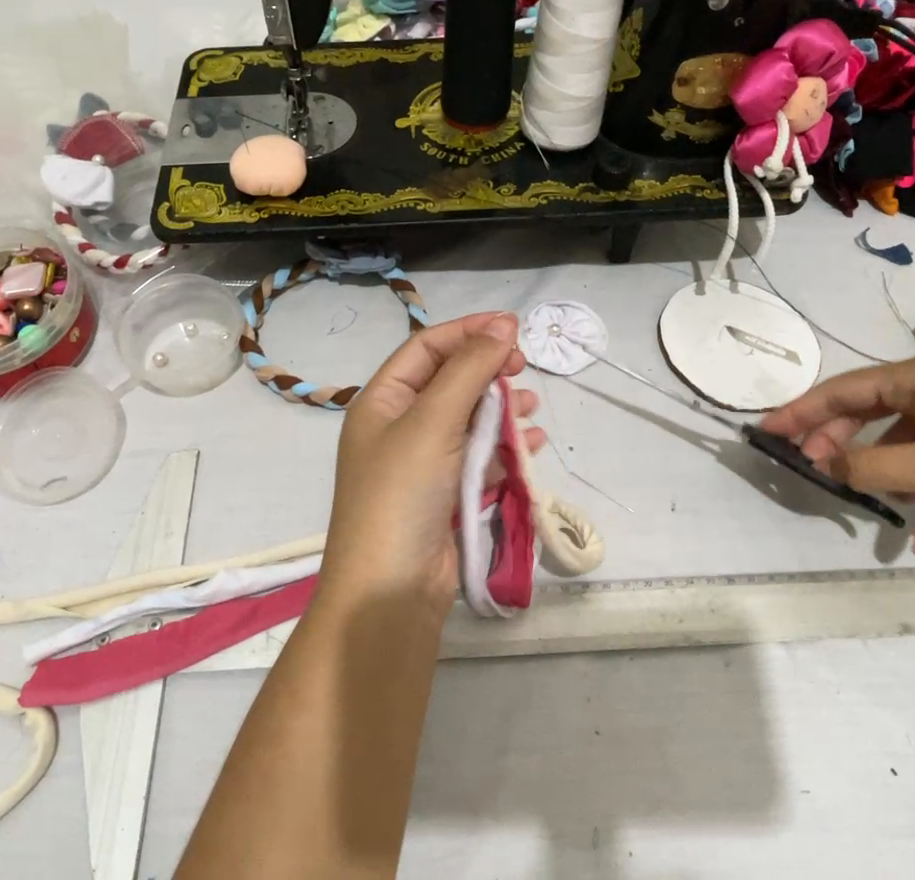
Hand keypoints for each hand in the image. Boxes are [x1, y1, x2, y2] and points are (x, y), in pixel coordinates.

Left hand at [324, 312, 543, 612]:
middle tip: (524, 368)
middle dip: (488, 371)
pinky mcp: (445, 495)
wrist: (390, 589)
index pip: (426, 348)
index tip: (514, 329)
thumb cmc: (402, 494)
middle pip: (449, 382)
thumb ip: (469, 371)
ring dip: (502, 410)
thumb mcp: (432, 422)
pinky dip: (505, 449)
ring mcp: (422, 464)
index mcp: (381, 402)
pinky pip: (480, 459)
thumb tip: (503, 325)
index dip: (468, 332)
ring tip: (533, 407)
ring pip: (469, 421)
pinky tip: (533, 444)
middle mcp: (398, 427)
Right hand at [758, 353, 914, 555]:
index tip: (766, 431)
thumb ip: (872, 467)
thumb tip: (826, 464)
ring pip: (907, 442)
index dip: (802, 411)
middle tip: (814, 472)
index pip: (844, 390)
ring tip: (879, 515)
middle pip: (871, 413)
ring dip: (891, 480)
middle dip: (843, 447)